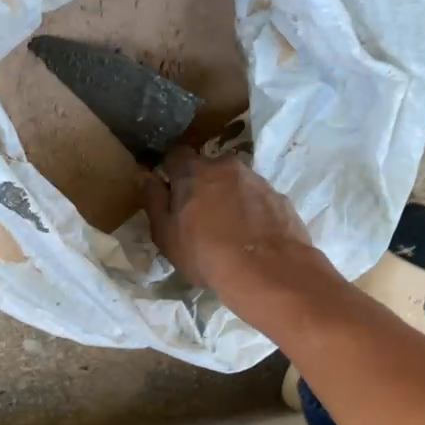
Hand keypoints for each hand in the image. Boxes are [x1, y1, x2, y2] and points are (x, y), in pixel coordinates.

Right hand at [143, 146, 328, 309]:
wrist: (267, 271)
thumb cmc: (204, 253)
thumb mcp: (165, 233)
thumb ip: (153, 201)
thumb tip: (145, 176)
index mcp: (193, 171)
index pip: (175, 154)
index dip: (171, 170)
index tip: (170, 191)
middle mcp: (226, 166)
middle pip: (209, 167)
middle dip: (202, 184)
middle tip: (199, 215)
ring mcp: (257, 180)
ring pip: (236, 182)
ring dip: (229, 197)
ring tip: (230, 230)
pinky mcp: (280, 198)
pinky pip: (258, 199)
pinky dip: (253, 211)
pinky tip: (252, 237)